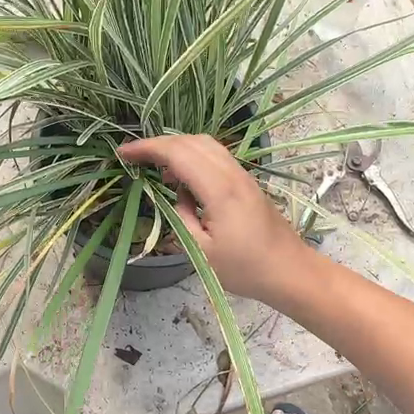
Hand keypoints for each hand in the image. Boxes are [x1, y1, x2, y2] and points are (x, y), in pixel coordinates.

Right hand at [116, 134, 315, 304]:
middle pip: (191, 141)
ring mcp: (242, 175)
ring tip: (156, 171)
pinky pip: (215, 156)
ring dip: (177, 149)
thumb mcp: (202, 252)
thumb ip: (181, 218)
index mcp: (220, 190)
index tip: (122, 154)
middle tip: (134, 159)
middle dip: (159, 144)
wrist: (290, 272)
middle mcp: (232, 174)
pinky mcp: (246, 182)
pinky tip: (182, 180)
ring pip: (205, 144)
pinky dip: (193, 157)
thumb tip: (174, 196)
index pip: (178, 153)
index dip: (147, 149)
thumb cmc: (247, 269)